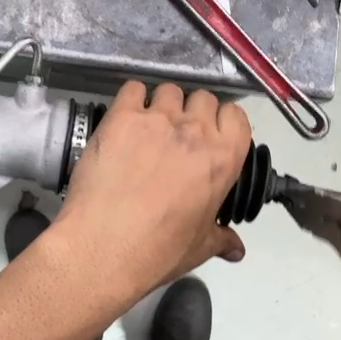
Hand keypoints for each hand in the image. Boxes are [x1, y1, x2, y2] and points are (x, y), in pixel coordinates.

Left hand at [51, 81, 250, 304]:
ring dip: (162, 104)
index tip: (210, 134)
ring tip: (148, 126)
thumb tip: (236, 249)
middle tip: (177, 135)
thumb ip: (220, 238)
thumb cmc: (158, 250)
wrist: (104, 246)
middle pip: (202, 98)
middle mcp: (195, 131)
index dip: (222, 122)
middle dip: (192, 112)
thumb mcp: (198, 247)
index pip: (236, 116)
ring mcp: (157, 120)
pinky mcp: (122, 116)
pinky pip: (132, 89)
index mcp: (223, 159)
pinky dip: (131, 98)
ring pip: (169, 90)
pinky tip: (125, 117)